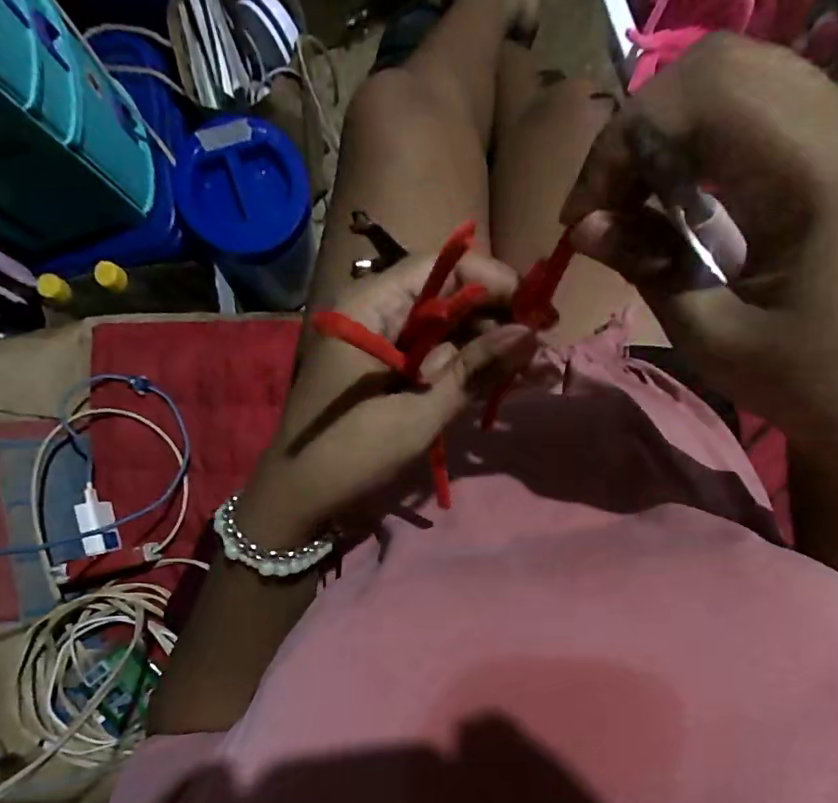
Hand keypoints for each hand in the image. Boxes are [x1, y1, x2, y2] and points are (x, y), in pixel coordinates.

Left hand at [240, 252, 537, 547]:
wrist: (298, 499)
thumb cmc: (351, 455)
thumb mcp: (418, 415)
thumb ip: (473, 371)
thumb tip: (529, 334)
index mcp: (366, 310)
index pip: (437, 268)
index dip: (490, 279)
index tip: (535, 305)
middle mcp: (369, 313)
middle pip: (442, 295)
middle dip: (492, 315)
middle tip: (538, 340)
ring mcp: (373, 342)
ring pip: (440, 327)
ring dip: (481, 344)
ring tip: (526, 365)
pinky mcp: (379, 369)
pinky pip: (427, 354)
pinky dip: (459, 365)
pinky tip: (495, 377)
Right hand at [562, 33, 837, 439]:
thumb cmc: (786, 374)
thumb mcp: (704, 332)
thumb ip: (644, 264)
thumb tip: (581, 224)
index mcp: (819, 172)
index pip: (704, 97)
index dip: (625, 141)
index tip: (584, 211)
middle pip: (716, 67)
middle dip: (639, 128)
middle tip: (604, 202)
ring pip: (731, 71)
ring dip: (664, 126)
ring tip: (631, 195)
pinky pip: (752, 95)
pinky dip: (696, 130)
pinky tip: (673, 184)